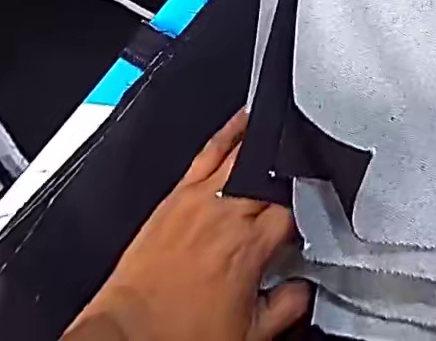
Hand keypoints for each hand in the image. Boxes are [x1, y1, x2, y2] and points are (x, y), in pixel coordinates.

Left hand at [65, 112, 311, 340]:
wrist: (127, 340)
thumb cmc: (179, 337)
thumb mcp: (248, 336)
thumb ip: (287, 306)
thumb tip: (307, 288)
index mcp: (251, 246)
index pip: (294, 213)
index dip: (307, 215)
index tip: (308, 225)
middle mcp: (230, 214)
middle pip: (274, 179)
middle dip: (290, 182)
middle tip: (297, 191)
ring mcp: (204, 197)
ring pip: (246, 155)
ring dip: (267, 144)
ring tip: (285, 133)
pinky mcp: (180, 192)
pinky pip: (212, 149)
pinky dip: (231, 129)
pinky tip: (245, 117)